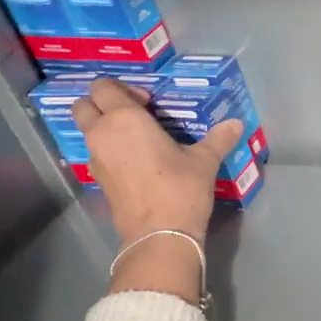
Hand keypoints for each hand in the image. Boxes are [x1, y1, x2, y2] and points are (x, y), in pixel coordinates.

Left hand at [72, 78, 244, 303]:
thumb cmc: (181, 189)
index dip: (122, 89)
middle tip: (132, 116)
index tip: (148, 103)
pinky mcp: (97, 179)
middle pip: (84, 105)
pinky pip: (96, 154)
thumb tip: (237, 123)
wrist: (160, 234)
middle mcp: (102, 133)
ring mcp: (95, 158)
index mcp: (125, 119)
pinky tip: (136, 163)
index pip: (103, 87)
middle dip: (101, 104)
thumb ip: (218, 139)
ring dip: (104, 129)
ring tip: (137, 140)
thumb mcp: (204, 161)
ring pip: (88, 131)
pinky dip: (109, 152)